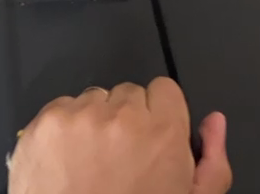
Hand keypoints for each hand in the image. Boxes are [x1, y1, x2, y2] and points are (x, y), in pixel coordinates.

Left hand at [9, 77, 230, 193]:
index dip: (159, 117)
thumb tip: (214, 121)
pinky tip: (66, 166)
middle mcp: (120, 114)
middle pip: (128, 94)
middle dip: (126, 121)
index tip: (150, 144)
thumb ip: (211, 165)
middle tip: (120, 164)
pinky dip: (64, 132)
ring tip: (91, 168)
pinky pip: (62, 109)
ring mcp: (79, 115)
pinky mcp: (45, 122)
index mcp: (162, 133)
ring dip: (95, 124)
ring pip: (94, 99)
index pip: (165, 91)